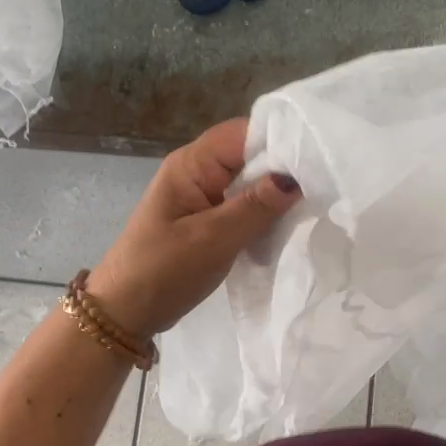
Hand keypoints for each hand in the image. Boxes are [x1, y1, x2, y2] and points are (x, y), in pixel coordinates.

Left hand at [86, 118, 300, 336]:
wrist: (123, 312)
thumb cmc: (162, 272)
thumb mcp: (213, 239)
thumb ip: (255, 207)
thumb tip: (295, 179)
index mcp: (192, 164)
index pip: (245, 133)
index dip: (281, 142)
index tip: (317, 163)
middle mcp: (197, 171)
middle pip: (250, 155)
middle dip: (283, 170)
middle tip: (322, 189)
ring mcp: (201, 197)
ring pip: (248, 183)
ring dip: (274, 196)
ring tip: (310, 208)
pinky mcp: (206, 221)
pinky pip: (241, 207)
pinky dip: (261, 216)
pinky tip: (283, 228)